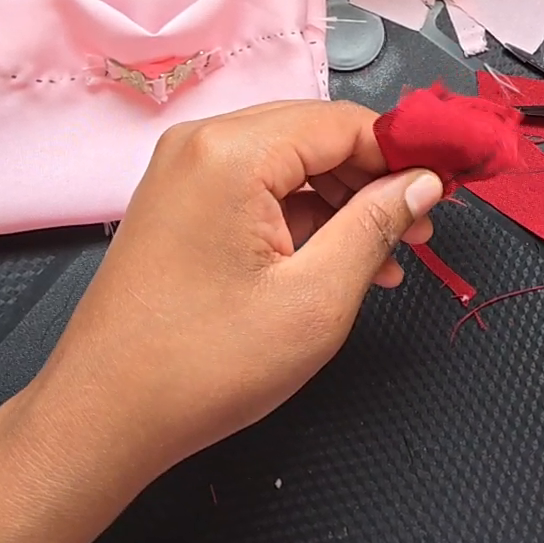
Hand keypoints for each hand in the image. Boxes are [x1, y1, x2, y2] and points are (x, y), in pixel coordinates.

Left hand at [0, 101, 443, 542]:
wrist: (100, 419)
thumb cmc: (208, 363)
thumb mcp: (315, 299)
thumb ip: (376, 226)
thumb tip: (425, 181)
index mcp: (232, 150)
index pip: (342, 123)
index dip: (401, 153)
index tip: (444, 190)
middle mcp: (204, 140)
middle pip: (314, 136)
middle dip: (372, 179)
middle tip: (418, 230)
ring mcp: (185, 167)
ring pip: (288, 161)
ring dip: (340, 201)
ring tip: (385, 256)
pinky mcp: (180, 197)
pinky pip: (257, 185)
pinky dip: (301, 214)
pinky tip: (336, 258)